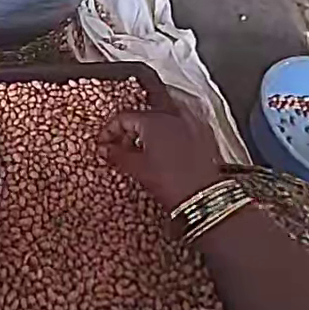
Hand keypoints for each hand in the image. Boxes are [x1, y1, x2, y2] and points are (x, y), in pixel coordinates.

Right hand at [97, 104, 222, 210]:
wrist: (203, 198)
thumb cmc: (172, 183)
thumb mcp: (137, 168)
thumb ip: (117, 154)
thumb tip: (105, 149)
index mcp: (153, 120)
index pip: (123, 117)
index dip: (110, 130)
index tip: (105, 143)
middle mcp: (173, 115)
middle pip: (143, 111)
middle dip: (129, 125)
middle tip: (120, 140)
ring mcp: (190, 123)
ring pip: (164, 114)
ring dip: (149, 125)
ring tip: (141, 144)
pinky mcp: (202, 134)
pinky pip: (180, 123)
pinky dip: (168, 129)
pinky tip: (164, 146)